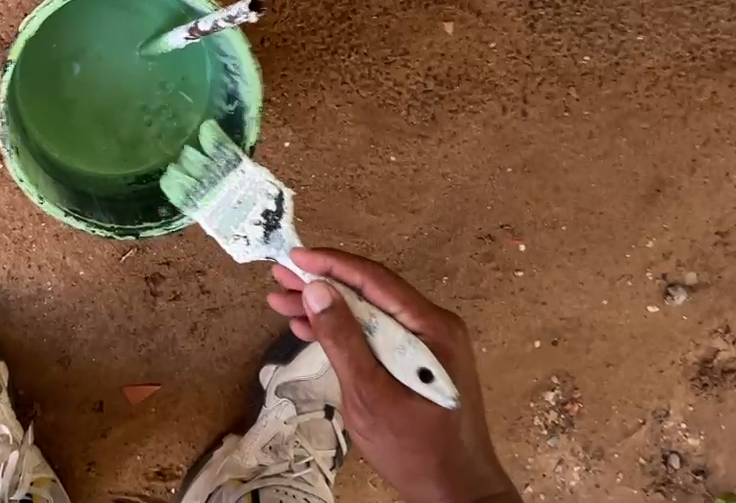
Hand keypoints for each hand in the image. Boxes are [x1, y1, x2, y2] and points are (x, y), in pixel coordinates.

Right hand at [267, 248, 520, 502]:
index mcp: (430, 326)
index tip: (293, 256)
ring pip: (364, 311)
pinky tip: (305, 328)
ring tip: (281, 301)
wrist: (457, 497)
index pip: (373, 278)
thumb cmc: (416, 449)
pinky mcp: (412, 359)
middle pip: (366, 291)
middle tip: (279, 277)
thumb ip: (343, 339)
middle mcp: (429, 325)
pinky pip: (371, 331)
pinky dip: (339, 329)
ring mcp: (422, 343)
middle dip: (319, 283)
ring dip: (323, 306)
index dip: (330, 263)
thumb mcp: (371, 394)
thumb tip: (315, 288)